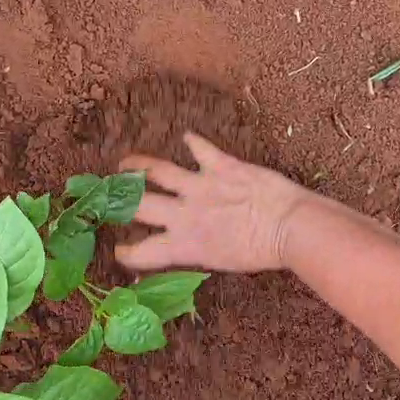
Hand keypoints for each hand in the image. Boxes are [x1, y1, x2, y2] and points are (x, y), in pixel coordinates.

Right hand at [117, 133, 317, 272]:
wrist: (290, 227)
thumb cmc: (264, 253)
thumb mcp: (224, 262)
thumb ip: (200, 251)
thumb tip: (188, 249)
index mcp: (186, 244)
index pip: (145, 252)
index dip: (127, 253)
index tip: (119, 251)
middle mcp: (186, 213)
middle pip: (141, 205)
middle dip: (120, 201)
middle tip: (108, 197)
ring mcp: (201, 186)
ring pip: (159, 171)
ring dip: (139, 166)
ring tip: (125, 164)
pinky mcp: (221, 166)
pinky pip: (202, 149)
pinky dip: (194, 142)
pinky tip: (188, 136)